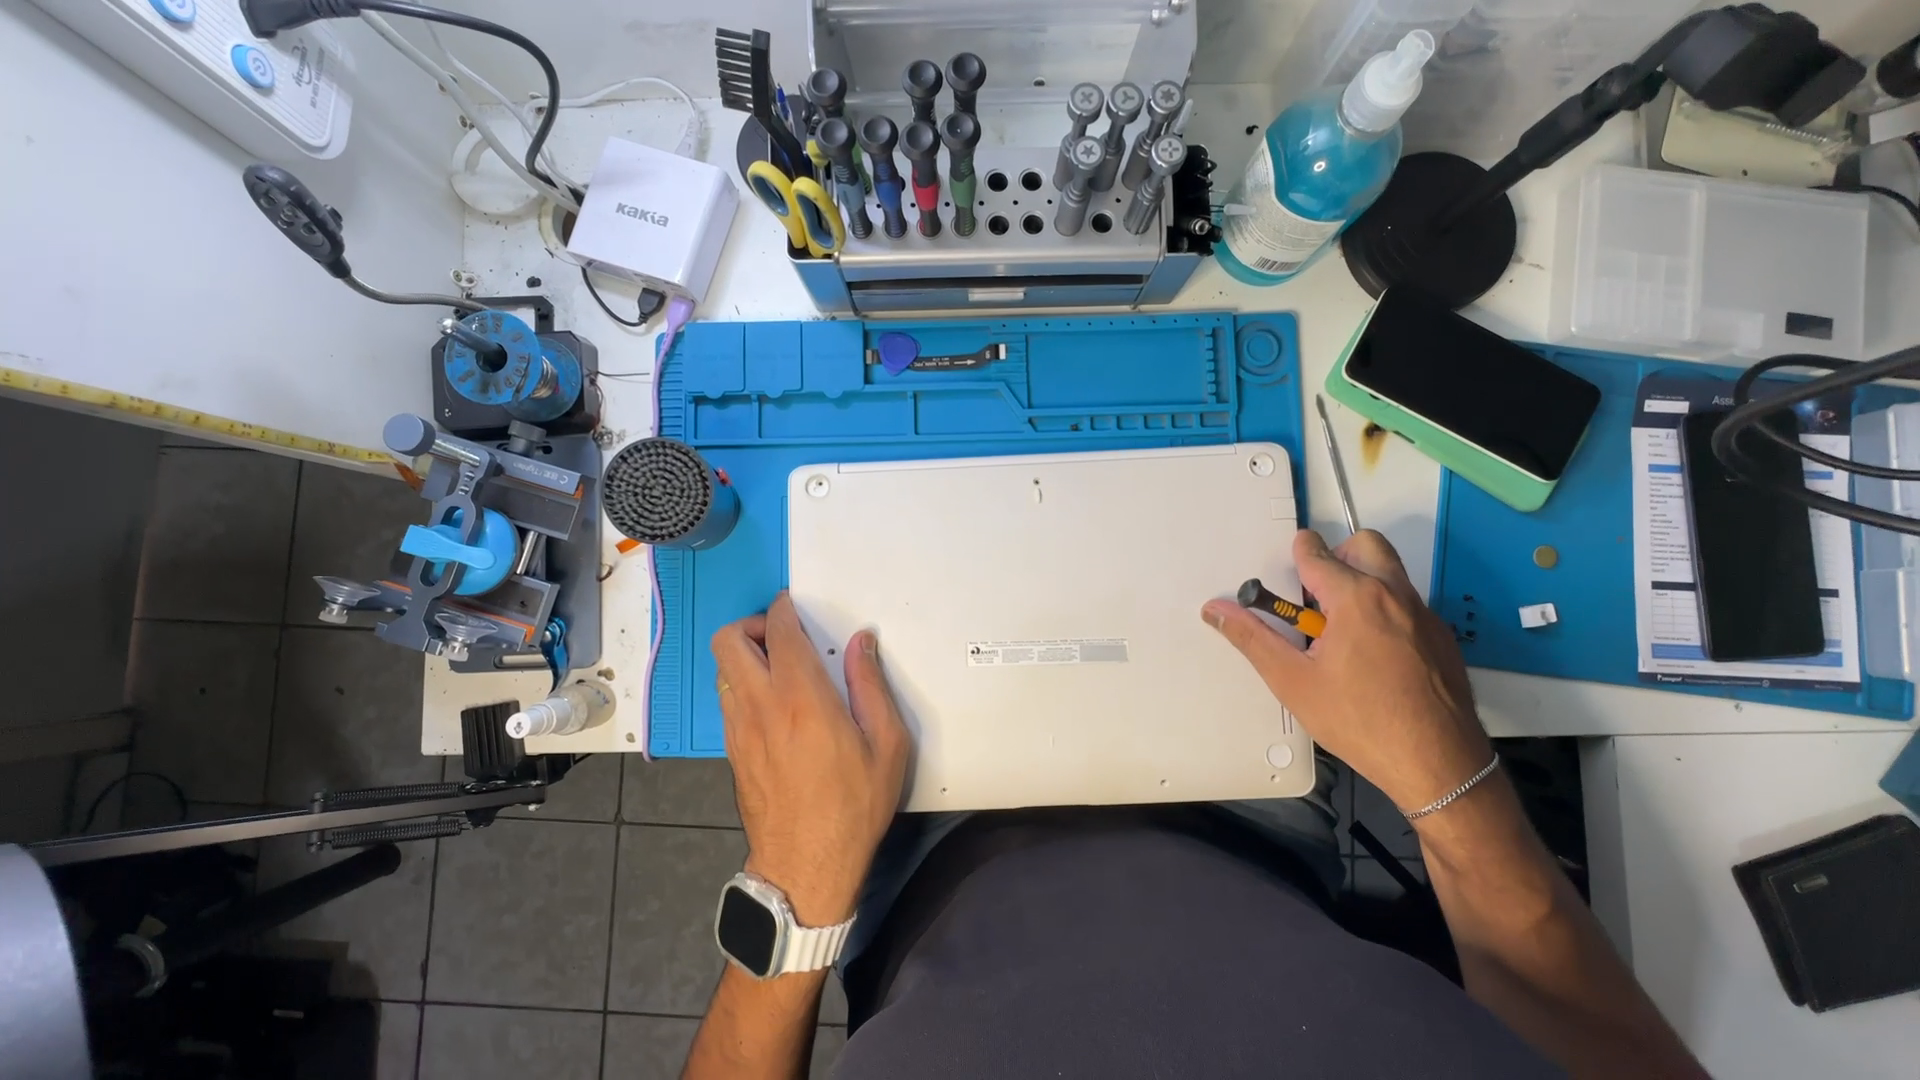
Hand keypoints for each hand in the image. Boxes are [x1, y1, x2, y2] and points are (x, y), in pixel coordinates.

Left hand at [711, 593, 910, 926]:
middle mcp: (761, 705)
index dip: (783, 609)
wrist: (806, 866)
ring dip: (744, 656)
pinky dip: (742, 685)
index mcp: (802, 697)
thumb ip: (871, 686)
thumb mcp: (886, 744)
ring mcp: (739, 729)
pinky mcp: (732, 751)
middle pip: (728, 641)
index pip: (779, 632)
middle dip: (752, 625)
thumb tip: (862, 642)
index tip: (793, 605)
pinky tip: (772, 704)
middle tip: (783, 637)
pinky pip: (726, 699)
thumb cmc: (854, 804)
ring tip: (778, 669)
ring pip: (723, 670)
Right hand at [1201, 529, 1492, 818]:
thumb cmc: (1361, 721)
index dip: (1294, 558)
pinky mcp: (1442, 638)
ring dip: (1361, 584)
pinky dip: (1385, 612)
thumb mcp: (1293, 682)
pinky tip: (1373, 659)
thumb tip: (1215, 609)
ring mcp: (1425, 615)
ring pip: (1390, 574)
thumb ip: (1252, 637)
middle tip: (1315, 598)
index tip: (1284, 579)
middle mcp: (1395, 595)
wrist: (1439, 764)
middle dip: (1336, 557)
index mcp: (1357, 598)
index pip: (1316, 553)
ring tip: (1340, 634)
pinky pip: (1408, 605)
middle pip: (1364, 545)